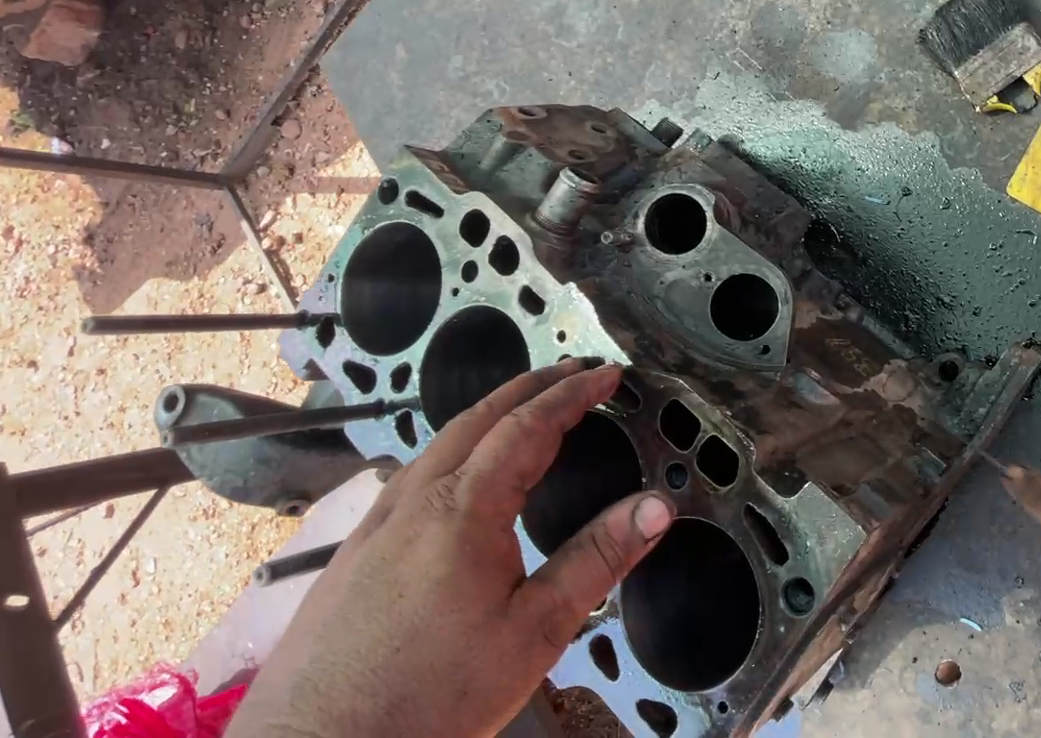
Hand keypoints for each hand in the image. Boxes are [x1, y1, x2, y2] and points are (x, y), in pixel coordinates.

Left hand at [229, 361, 675, 737]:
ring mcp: (374, 525)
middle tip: (575, 372)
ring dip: (492, 411)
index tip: (609, 373)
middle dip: (532, 385)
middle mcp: (414, 501)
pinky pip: (413, 472)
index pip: (529, 426)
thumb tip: (660, 504)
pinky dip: (456, 444)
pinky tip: (461, 472)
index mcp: (464, 510)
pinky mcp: (351, 554)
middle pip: (478, 418)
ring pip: (439, 442)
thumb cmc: (431, 698)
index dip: (573, 393)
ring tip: (528, 408)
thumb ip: (598, 558)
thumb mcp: (536, 631)